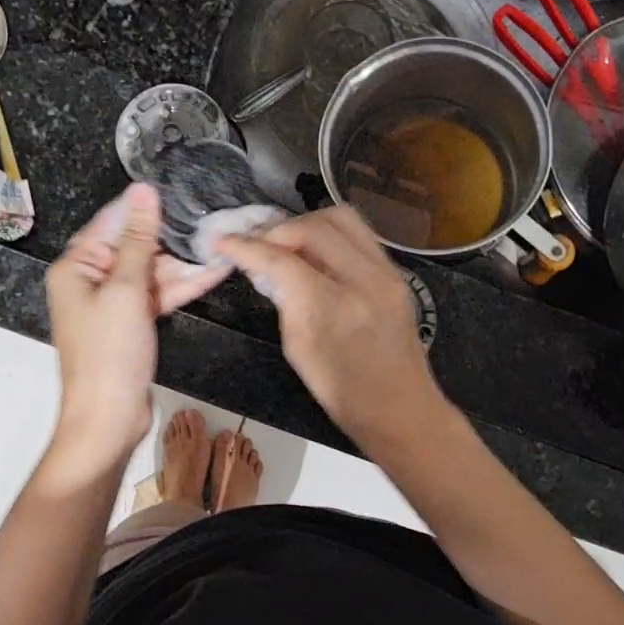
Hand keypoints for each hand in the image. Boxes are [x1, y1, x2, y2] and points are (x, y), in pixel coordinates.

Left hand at [44, 184, 230, 468]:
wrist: (108, 420)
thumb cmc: (110, 352)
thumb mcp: (127, 289)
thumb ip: (138, 239)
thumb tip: (143, 190)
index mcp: (76, 267)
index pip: (110, 222)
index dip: (143, 207)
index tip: (179, 188)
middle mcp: (90, 280)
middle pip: (132, 246)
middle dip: (170, 238)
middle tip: (210, 219)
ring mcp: (111, 304)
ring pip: (150, 272)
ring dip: (183, 265)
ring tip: (222, 245)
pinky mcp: (130, 324)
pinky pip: (156, 296)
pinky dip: (181, 288)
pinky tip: (214, 273)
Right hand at [218, 208, 440, 436]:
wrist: (400, 407)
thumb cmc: (341, 390)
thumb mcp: (297, 348)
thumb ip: (284, 300)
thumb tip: (267, 267)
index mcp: (333, 308)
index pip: (282, 260)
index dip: (246, 247)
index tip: (223, 242)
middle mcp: (364, 280)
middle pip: (313, 227)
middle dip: (277, 230)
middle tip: (257, 244)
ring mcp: (386, 272)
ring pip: (342, 218)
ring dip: (307, 223)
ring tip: (288, 242)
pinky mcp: (395, 272)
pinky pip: (359, 233)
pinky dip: (330, 232)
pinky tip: (315, 250)